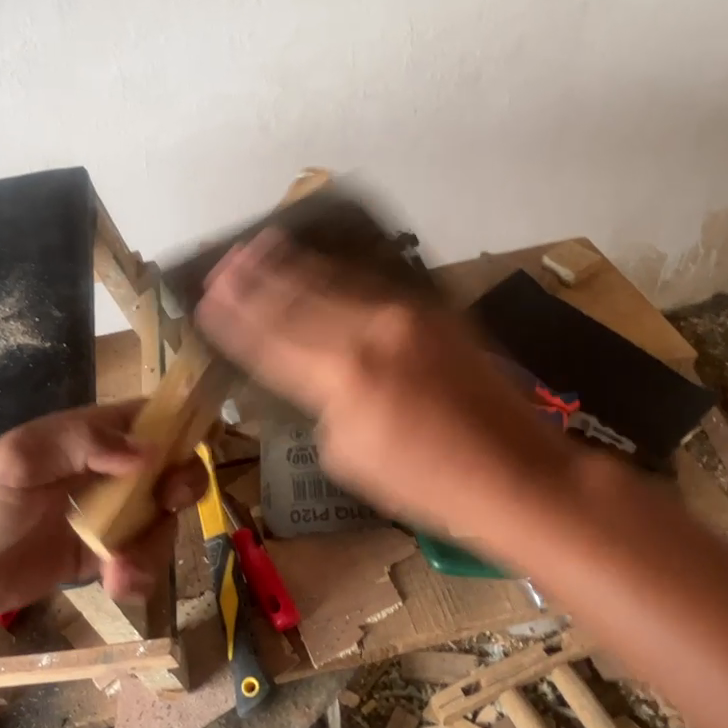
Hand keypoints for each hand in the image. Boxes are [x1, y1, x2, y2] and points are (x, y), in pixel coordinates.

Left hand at [0, 402, 207, 625]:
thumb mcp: (20, 461)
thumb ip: (83, 444)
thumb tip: (148, 451)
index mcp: (87, 435)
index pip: (149, 417)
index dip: (183, 427)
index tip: (199, 452)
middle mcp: (103, 470)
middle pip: (169, 470)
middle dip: (178, 489)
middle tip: (166, 508)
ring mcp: (102, 515)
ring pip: (159, 520)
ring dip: (152, 545)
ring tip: (118, 571)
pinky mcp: (96, 558)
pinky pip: (138, 559)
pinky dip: (138, 573)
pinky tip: (114, 585)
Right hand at [194, 231, 577, 537]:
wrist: (519, 473)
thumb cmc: (431, 486)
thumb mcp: (351, 458)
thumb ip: (319, 409)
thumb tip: (306, 379)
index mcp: (340, 380)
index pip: (269, 339)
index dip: (233, 319)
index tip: (207, 301)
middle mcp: (367, 335)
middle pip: (295, 298)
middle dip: (254, 280)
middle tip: (223, 261)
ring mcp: (404, 316)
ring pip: (332, 279)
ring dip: (291, 261)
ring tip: (259, 241)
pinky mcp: (435, 310)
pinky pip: (373, 278)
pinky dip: (339, 266)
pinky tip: (320, 254)